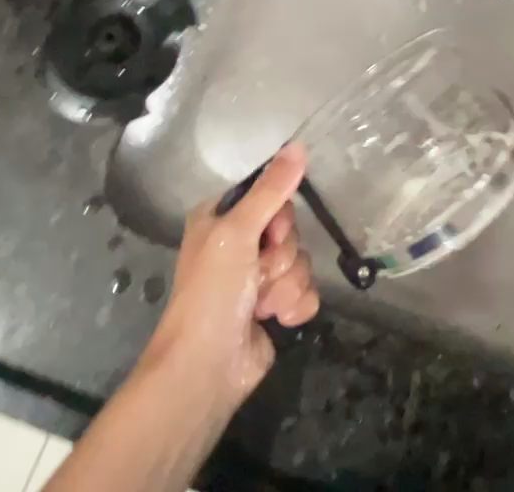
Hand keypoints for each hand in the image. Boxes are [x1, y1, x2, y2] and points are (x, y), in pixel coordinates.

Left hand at [136, 143, 321, 408]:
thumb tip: (298, 145)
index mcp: (222, 219)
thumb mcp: (237, 233)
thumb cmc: (212, 292)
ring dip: (285, 286)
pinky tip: (277, 320)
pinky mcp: (275, 307)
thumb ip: (270, 190)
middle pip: (290, 232)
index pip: (270, 197)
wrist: (205, 368)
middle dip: (281, 257)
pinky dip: (295, 306)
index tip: (269, 234)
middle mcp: (239, 244)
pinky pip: (308, 292)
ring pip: (301, 263)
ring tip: (260, 305)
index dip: (278, 218)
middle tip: (257, 275)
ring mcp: (258, 278)